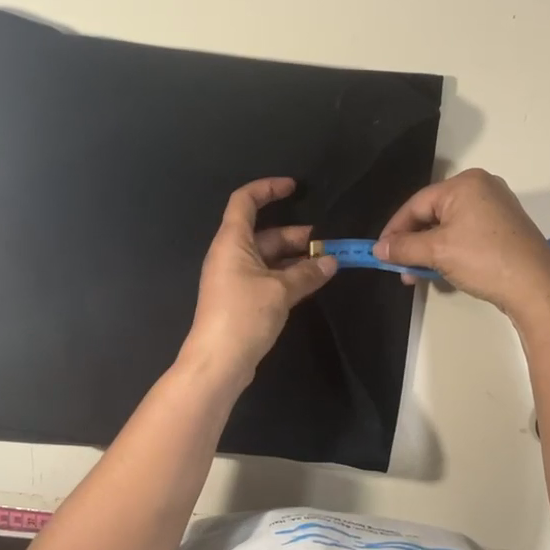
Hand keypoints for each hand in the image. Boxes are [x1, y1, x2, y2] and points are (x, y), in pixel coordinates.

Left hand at [179, 176, 336, 386]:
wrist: (218, 362)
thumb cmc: (243, 316)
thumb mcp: (280, 291)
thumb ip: (307, 273)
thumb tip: (330, 261)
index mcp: (231, 242)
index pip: (245, 201)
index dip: (268, 189)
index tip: (294, 188)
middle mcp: (230, 256)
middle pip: (263, 233)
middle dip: (295, 235)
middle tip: (326, 244)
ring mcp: (235, 280)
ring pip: (268, 259)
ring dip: (295, 259)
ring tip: (326, 264)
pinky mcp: (241, 301)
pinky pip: (267, 279)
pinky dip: (288, 277)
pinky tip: (310, 283)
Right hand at [372, 169, 549, 315]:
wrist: (534, 285)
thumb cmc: (483, 260)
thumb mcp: (437, 252)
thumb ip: (403, 248)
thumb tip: (378, 249)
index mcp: (464, 183)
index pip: (417, 204)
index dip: (394, 229)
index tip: (380, 253)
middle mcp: (482, 188)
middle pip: (433, 214)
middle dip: (412, 243)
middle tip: (400, 269)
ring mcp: (496, 208)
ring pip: (448, 227)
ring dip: (429, 251)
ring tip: (418, 276)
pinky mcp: (504, 229)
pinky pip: (466, 235)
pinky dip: (449, 251)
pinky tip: (442, 271)